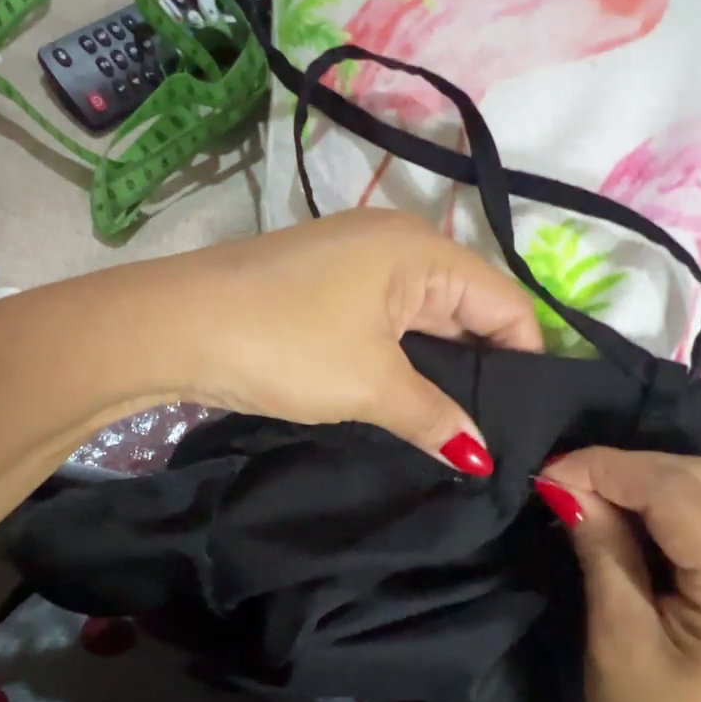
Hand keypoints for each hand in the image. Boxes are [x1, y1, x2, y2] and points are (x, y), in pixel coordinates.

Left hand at [150, 209, 542, 472]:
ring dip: (438, 369)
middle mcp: (396, 244)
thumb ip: (434, 418)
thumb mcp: (369, 386)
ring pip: (423, 319)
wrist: (173, 326)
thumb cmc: (285, 345)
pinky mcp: (323, 286)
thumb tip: (482, 456)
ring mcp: (355, 262)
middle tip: (494, 434)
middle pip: (467, 307)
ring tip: (453, 428)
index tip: (527, 422)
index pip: (505, 302)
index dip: (525, 360)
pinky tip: (404, 401)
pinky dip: (400, 359)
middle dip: (482, 368)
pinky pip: (385, 322)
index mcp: (422, 252)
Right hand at [538, 450, 700, 701]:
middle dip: (629, 470)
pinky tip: (631, 520)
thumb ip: (601, 546)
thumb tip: (567, 484)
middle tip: (562, 480)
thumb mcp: (616, 636)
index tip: (546, 471)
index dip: (608, 469)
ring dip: (650, 487)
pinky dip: (673, 515)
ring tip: (589, 494)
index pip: (680, 494)